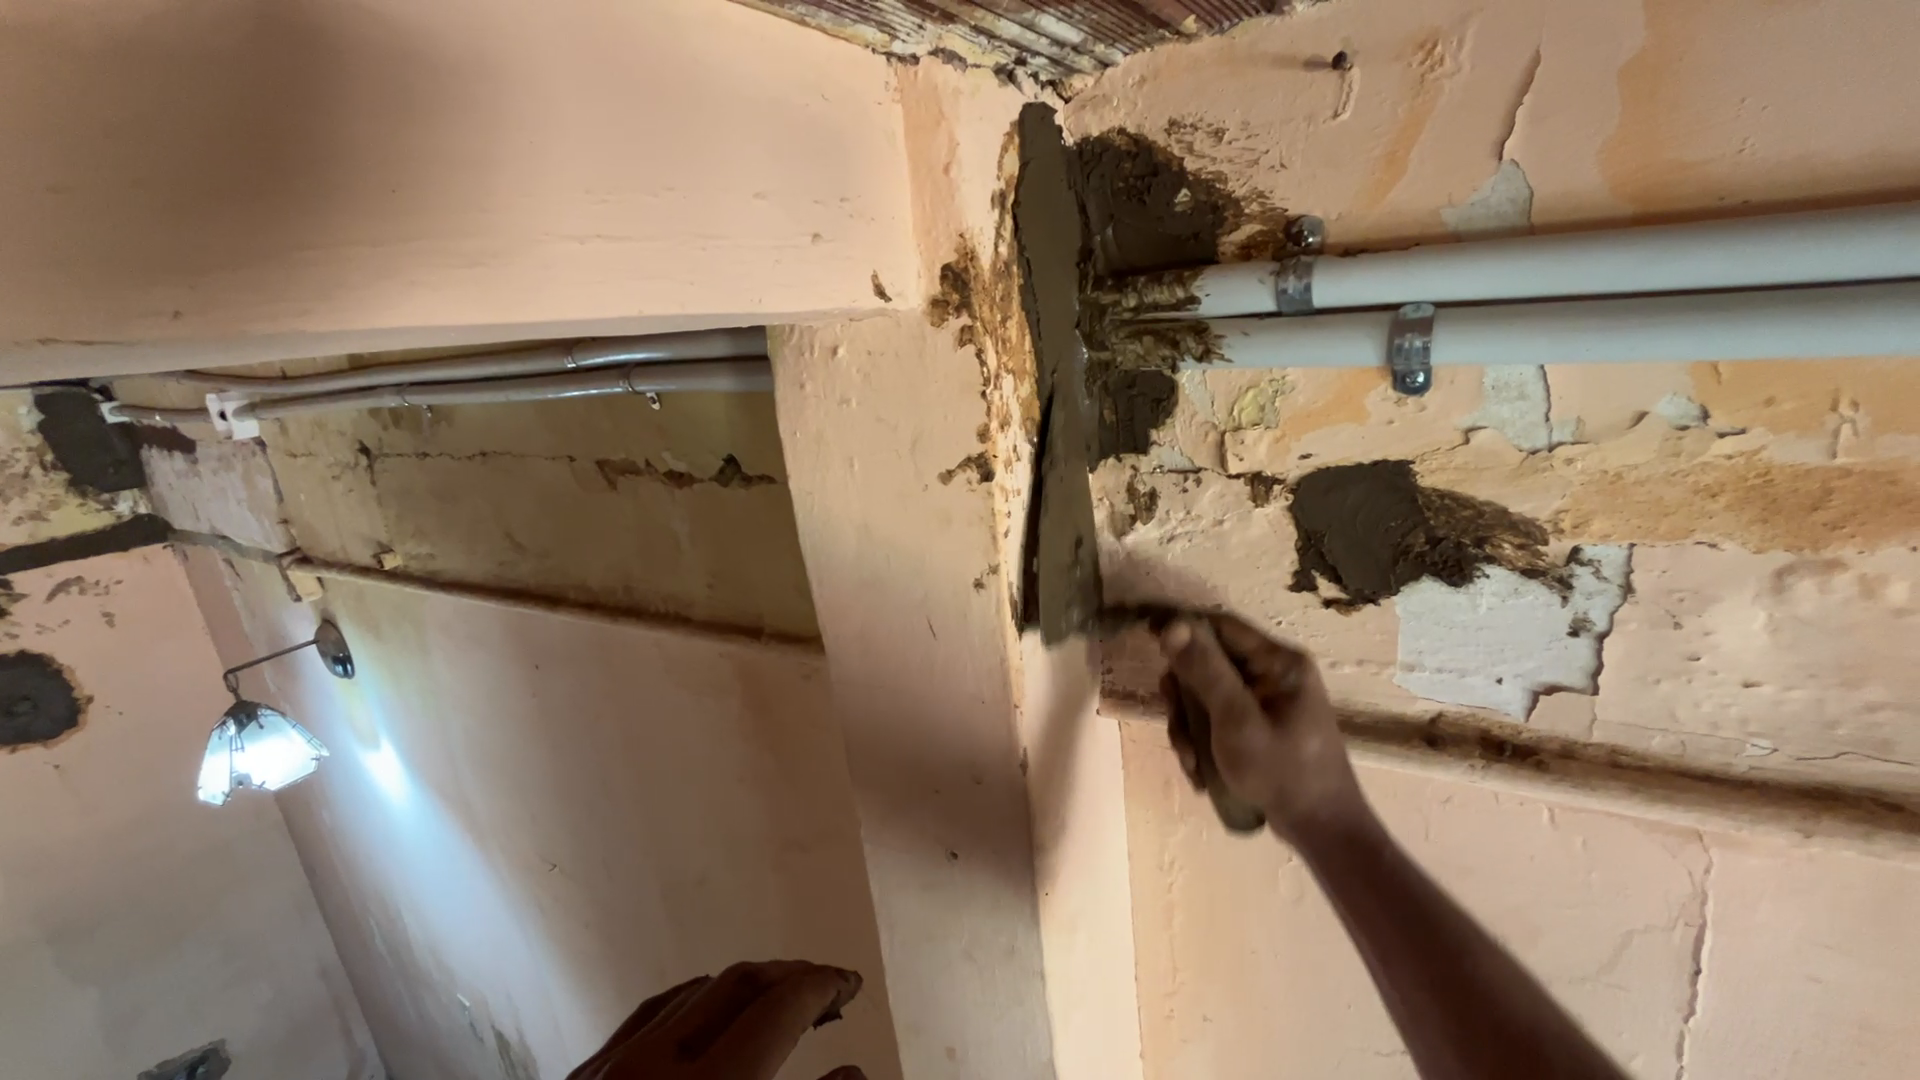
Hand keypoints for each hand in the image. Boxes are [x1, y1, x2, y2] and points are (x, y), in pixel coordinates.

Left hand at [568, 960, 864, 1079]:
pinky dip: (689, 1001)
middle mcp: (653, 1065)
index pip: (780, 1009)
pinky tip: (706, 1004)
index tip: (852, 982)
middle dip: (791, 975)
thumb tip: (853, 1070)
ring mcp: (607, 1068)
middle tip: (828, 981)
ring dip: (744, 985)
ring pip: (693, 993)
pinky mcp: (578, 1077)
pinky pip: (645, 1015)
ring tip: (779, 992)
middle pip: (738, 985)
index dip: (824, 985)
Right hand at [1159, 614, 1365, 841]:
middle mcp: (1272, 673)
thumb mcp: (1236, 719)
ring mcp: (1265, 702)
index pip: (1219, 626)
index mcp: (1277, 661)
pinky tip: (1201, 773)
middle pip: (1207, 664)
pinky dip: (1202, 742)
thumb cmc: (1282, 771)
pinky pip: (1216, 719)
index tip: (1150, 648)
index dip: (1182, 632)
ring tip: (1191, 762)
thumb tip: (1171, 624)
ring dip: (1188, 727)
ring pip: (1205, 696)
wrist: (1321, 830)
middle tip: (1177, 729)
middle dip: (1183, 699)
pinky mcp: (1258, 726)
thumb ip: (1204, 671)